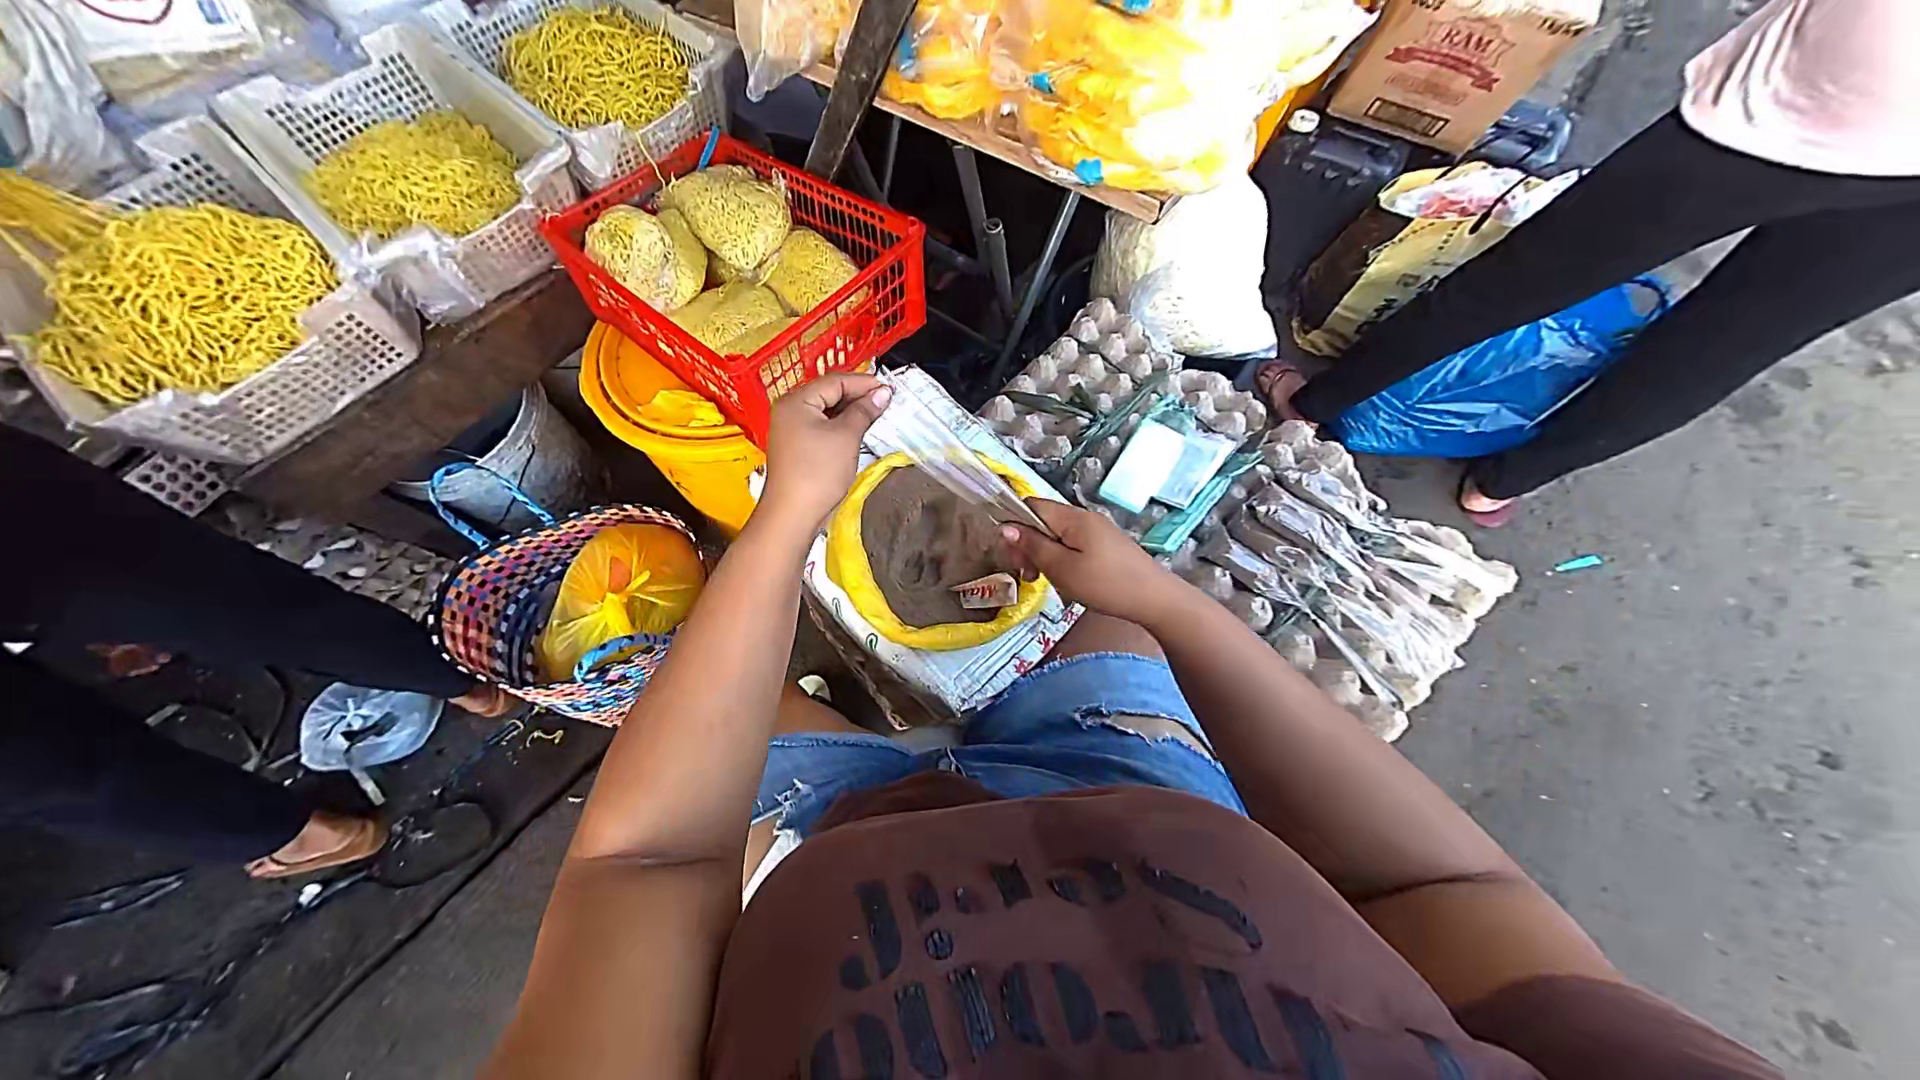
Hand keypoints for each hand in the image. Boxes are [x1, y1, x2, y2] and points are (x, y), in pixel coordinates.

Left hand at [758, 372, 891, 533]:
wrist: (793, 513)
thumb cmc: (815, 474)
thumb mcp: (846, 436)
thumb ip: (864, 411)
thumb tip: (881, 394)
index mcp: (795, 401)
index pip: (834, 381)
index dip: (863, 383)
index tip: (887, 389)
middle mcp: (788, 410)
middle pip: (828, 393)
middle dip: (857, 396)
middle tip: (884, 401)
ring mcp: (790, 429)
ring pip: (825, 410)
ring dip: (849, 411)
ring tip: (874, 415)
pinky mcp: (796, 446)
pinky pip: (820, 426)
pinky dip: (840, 425)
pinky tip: (856, 430)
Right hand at [999, 498, 1189, 626]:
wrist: (1155, 599)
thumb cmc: (1105, 584)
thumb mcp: (1062, 568)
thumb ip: (1033, 546)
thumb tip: (1005, 526)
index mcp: (1073, 517)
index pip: (1031, 505)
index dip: (1014, 526)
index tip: (1014, 556)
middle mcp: (1085, 518)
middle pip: (1043, 521)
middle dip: (1028, 544)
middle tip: (1029, 574)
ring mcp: (1097, 531)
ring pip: (1057, 535)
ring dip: (1044, 555)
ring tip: (1046, 580)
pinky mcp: (1106, 546)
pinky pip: (1073, 545)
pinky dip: (1062, 559)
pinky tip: (1067, 579)